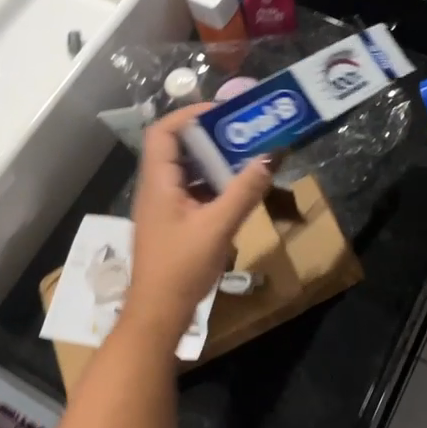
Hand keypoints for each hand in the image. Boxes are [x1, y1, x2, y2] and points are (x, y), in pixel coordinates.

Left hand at [124, 105, 275, 339]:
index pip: (163, 131)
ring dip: (215, 160)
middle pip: (178, 146)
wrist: (158, 314)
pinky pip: (193, 189)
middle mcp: (156, 187)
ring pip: (187, 169)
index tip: (224, 112)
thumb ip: (244, 191)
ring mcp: (163, 205)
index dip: (190, 115)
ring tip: (247, 154)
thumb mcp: (218, 226)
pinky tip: (239, 188)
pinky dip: (214, 183)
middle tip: (244, 131)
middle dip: (211, 135)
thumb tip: (270, 157)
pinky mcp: (173, 222)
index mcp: (158, 182)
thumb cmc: (181, 267)